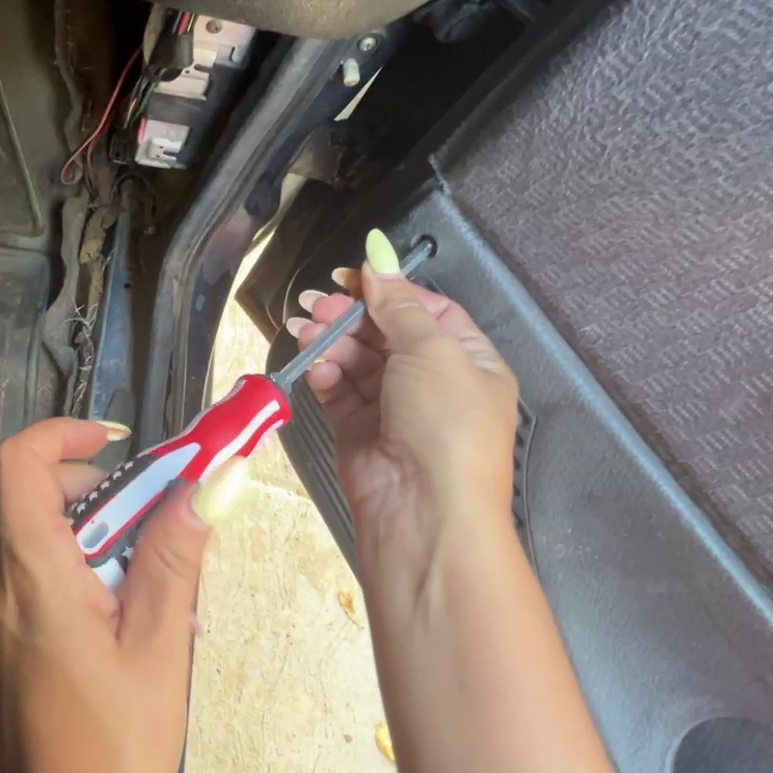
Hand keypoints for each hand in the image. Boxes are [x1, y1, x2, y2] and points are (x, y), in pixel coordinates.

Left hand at [0, 418, 211, 772]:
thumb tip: (200, 488)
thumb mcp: (158, 647)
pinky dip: (78, 571)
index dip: (62, 433)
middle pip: (36, 497)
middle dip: (103, 496)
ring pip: (40, 537)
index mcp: (29, 575)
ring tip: (152, 592)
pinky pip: (34, 575)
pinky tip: (122, 621)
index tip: (116, 442)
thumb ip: (173, 557)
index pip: (16, 462)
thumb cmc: (112, 751)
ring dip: (98, 540)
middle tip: (160, 528)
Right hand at [285, 230, 519, 585]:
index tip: (349, 276)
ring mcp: (393, 407)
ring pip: (356, 361)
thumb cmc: (445, 424)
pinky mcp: (359, 429)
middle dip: (350, 316)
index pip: (426, 310)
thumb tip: (378, 264)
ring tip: (303, 330)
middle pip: (385, 333)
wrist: (422, 508)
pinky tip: (314, 366)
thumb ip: (398, 306)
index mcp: (469, 360)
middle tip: (315, 304)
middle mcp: (432, 382)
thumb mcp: (433, 351)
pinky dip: (325, 375)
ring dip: (330, 342)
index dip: (388, 290)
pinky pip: (339, 391)